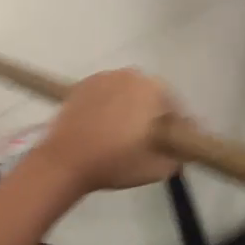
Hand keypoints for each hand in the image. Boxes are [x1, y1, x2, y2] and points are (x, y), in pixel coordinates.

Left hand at [33, 69, 181, 193]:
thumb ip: (178, 157)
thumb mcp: (157, 169)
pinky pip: (107, 93)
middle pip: (152, 96)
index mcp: (153, 90)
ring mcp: (104, 76)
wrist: (64, 160)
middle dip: (155, 114)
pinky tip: (106, 124)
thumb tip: (180, 152)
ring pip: (128, 92)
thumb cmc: (114, 163)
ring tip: (127, 132)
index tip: (177, 144)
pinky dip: (110, 104)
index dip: (180, 128)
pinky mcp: (83, 84)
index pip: (177, 109)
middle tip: (152, 138)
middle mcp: (131, 76)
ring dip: (132, 107)